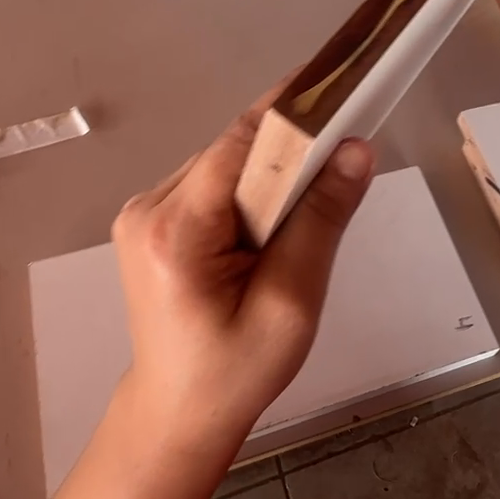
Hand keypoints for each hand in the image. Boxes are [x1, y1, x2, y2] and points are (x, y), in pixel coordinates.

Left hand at [110, 89, 376, 446]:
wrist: (178, 412)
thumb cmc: (235, 372)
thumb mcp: (292, 303)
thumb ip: (322, 221)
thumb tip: (355, 148)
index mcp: (174, 231)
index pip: (239, 146)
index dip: (289, 112)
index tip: (336, 85)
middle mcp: (149, 207)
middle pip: (231, 150)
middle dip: (287, 148)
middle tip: (340, 146)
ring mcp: (144, 211)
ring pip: (224, 162)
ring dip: (268, 170)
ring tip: (311, 191)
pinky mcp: (152, 218)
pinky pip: (213, 181)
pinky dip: (249, 187)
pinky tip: (273, 214)